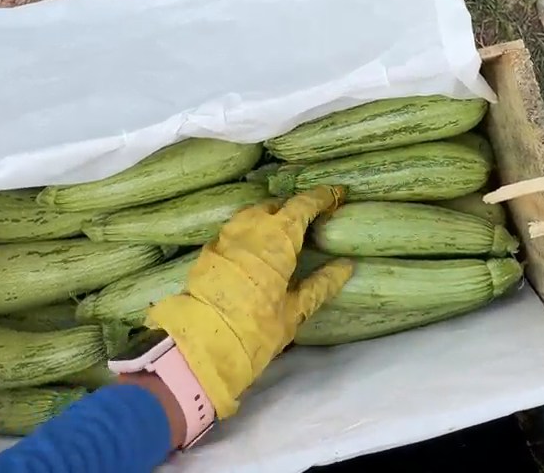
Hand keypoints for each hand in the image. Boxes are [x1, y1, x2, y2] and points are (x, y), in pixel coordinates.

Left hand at [145, 186, 354, 417]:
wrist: (198, 347)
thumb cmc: (255, 329)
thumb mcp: (294, 312)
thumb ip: (321, 285)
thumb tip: (345, 267)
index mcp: (278, 235)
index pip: (304, 204)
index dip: (322, 197)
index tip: (336, 195)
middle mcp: (251, 226)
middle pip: (277, 205)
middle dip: (294, 208)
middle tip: (309, 222)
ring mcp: (226, 236)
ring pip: (252, 215)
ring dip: (269, 218)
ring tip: (280, 235)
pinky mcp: (209, 251)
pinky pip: (235, 231)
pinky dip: (249, 234)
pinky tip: (253, 252)